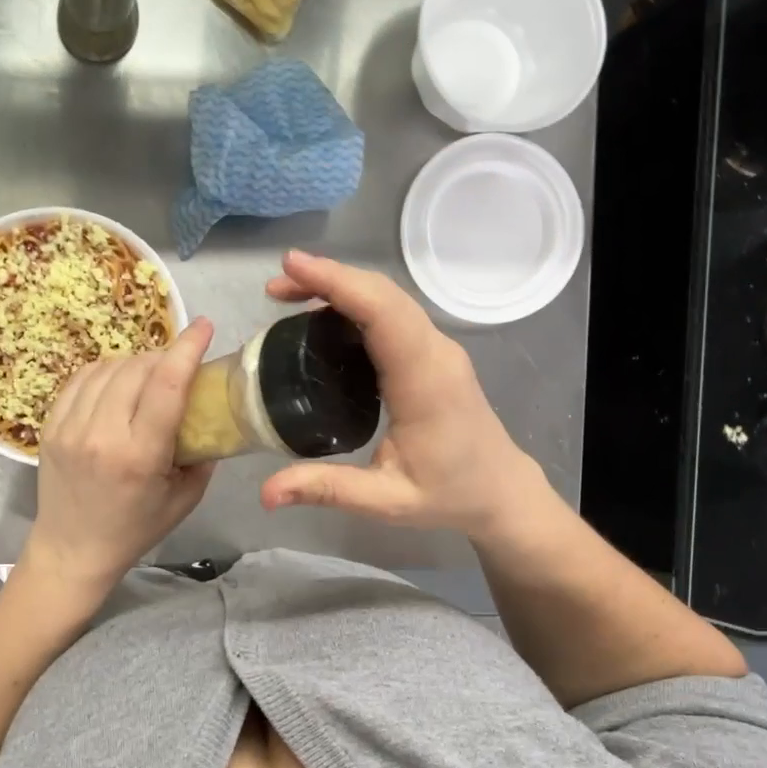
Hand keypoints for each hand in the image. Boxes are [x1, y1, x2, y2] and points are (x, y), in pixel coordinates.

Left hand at [24, 319, 218, 590]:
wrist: (73, 548)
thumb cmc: (134, 528)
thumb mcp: (184, 498)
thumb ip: (202, 453)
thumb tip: (212, 412)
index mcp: (139, 456)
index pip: (166, 385)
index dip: (187, 348)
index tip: (204, 327)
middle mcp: (101, 435)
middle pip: (136, 368)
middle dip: (163, 356)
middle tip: (178, 365)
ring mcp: (70, 428)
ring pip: (107, 368)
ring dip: (134, 362)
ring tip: (148, 374)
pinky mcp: (50, 426)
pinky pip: (80, 379)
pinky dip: (104, 371)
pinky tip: (117, 381)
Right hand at [259, 252, 549, 538]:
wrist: (501, 492)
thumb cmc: (449, 494)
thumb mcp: (385, 501)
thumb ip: (326, 490)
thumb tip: (265, 494)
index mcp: (425, 381)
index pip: (381, 313)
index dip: (337, 283)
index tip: (292, 266)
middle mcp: (435, 352)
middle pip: (382, 294)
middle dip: (328, 279)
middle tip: (274, 288)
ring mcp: (437, 349)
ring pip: (388, 298)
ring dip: (340, 287)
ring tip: (288, 296)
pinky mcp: (432, 353)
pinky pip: (391, 314)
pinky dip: (354, 303)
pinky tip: (322, 316)